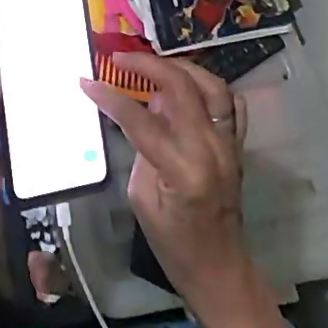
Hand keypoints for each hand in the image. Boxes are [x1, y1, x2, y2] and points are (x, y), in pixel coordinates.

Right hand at [80, 53, 251, 297]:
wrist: (220, 269)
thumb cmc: (174, 245)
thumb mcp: (142, 200)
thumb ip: (142, 149)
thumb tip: (144, 108)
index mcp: (182, 169)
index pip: (141, 120)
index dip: (111, 98)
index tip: (88, 81)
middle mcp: (210, 148)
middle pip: (181, 88)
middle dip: (147, 66)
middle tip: (120, 59)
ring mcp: (229, 142)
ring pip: (211, 85)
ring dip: (180, 68)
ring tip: (153, 65)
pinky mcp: (238, 143)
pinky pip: (230, 101)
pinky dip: (208, 86)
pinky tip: (188, 85)